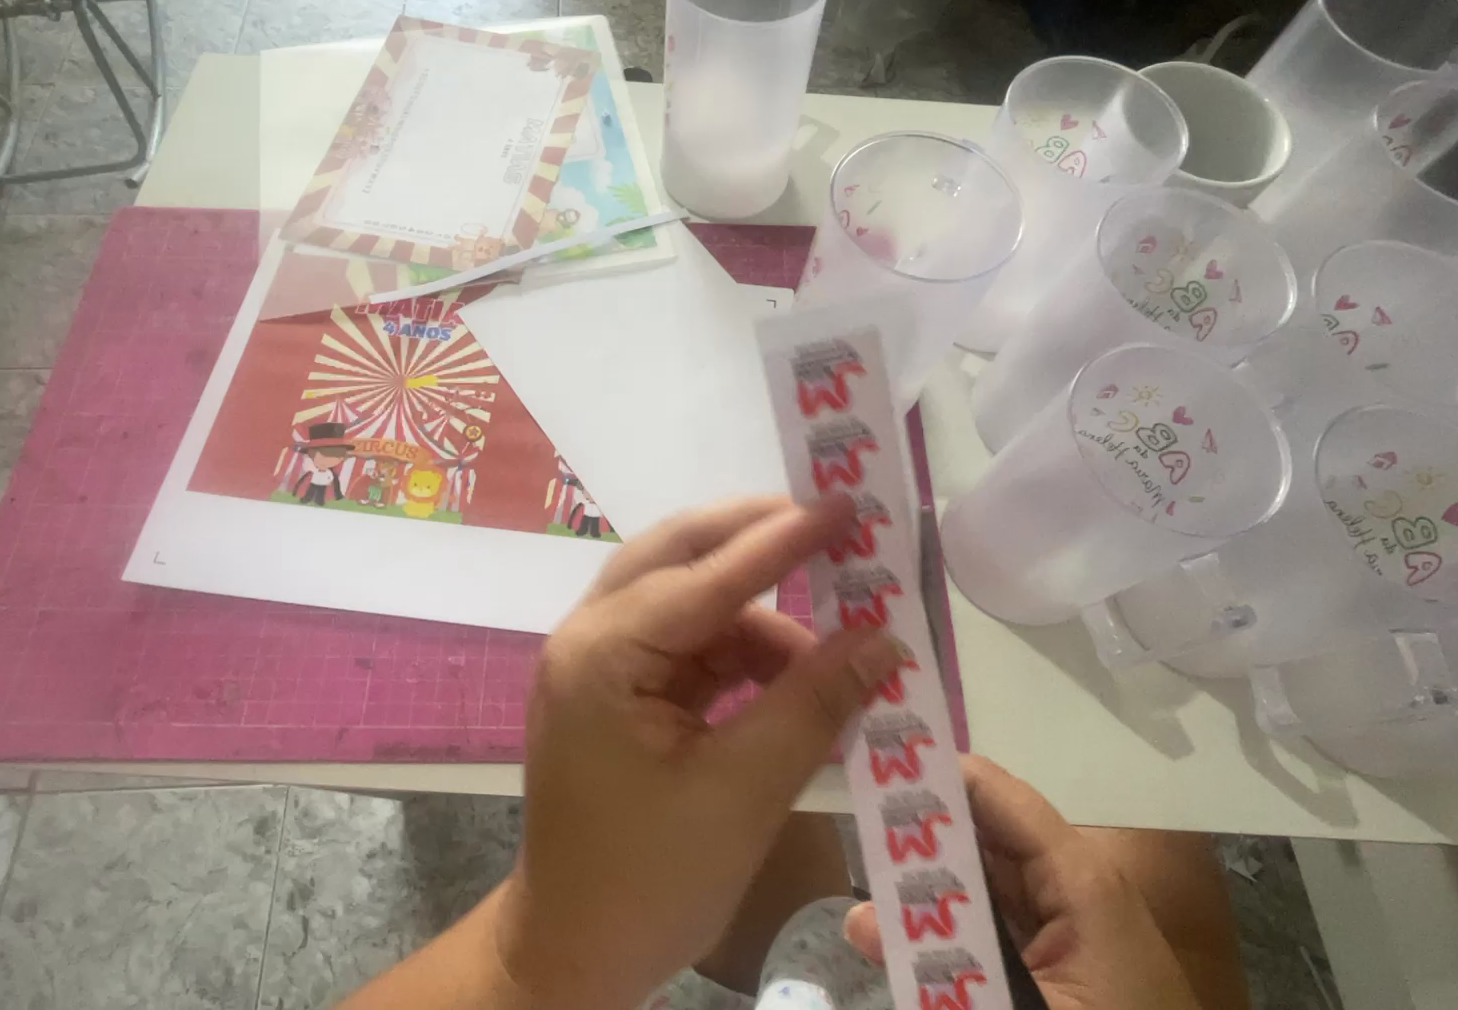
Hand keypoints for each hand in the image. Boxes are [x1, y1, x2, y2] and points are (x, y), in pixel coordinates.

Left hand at [494, 495, 904, 1009]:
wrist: (574, 953)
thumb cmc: (650, 880)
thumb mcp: (744, 792)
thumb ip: (813, 704)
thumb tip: (883, 640)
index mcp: (602, 656)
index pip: (705, 578)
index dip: (782, 541)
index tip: (844, 505)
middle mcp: (591, 637)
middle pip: (678, 556)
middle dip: (756, 539)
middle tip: (831, 526)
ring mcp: (601, 659)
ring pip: (688, 597)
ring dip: (759, 611)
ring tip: (834, 636)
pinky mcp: (620, 686)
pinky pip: (690, 640)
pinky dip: (743, 649)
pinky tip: (794, 671)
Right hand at [844, 757, 1202, 1009]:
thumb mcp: (1018, 1000)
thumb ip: (942, 963)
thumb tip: (855, 921)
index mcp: (1079, 879)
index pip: (993, 793)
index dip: (932, 772)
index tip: (865, 766)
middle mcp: (1072, 884)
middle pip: (978, 834)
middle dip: (915, 837)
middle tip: (853, 836)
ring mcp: (1067, 923)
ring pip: (979, 880)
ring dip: (923, 890)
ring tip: (865, 907)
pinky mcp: (1062, 958)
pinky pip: (993, 922)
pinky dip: (948, 928)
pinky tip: (901, 943)